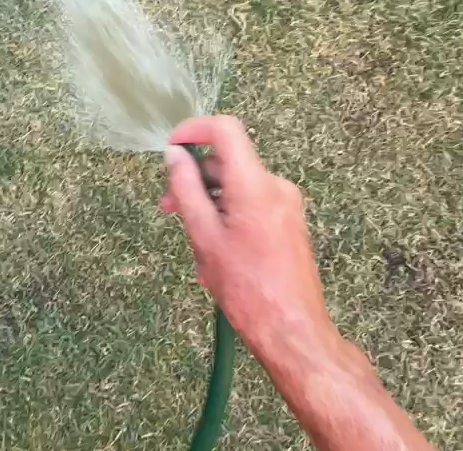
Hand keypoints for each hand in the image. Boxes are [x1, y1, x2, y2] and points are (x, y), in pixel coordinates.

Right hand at [160, 115, 332, 362]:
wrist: (294, 333)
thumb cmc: (246, 287)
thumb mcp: (204, 235)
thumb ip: (185, 188)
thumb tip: (174, 155)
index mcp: (254, 183)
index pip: (225, 129)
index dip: (193, 129)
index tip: (171, 148)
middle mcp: (275, 186)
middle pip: (227, 162)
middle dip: (194, 179)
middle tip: (168, 207)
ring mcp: (286, 205)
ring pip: (236, 186)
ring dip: (208, 203)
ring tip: (194, 242)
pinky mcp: (289, 223)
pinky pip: (251, 204)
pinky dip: (227, 215)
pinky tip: (215, 252)